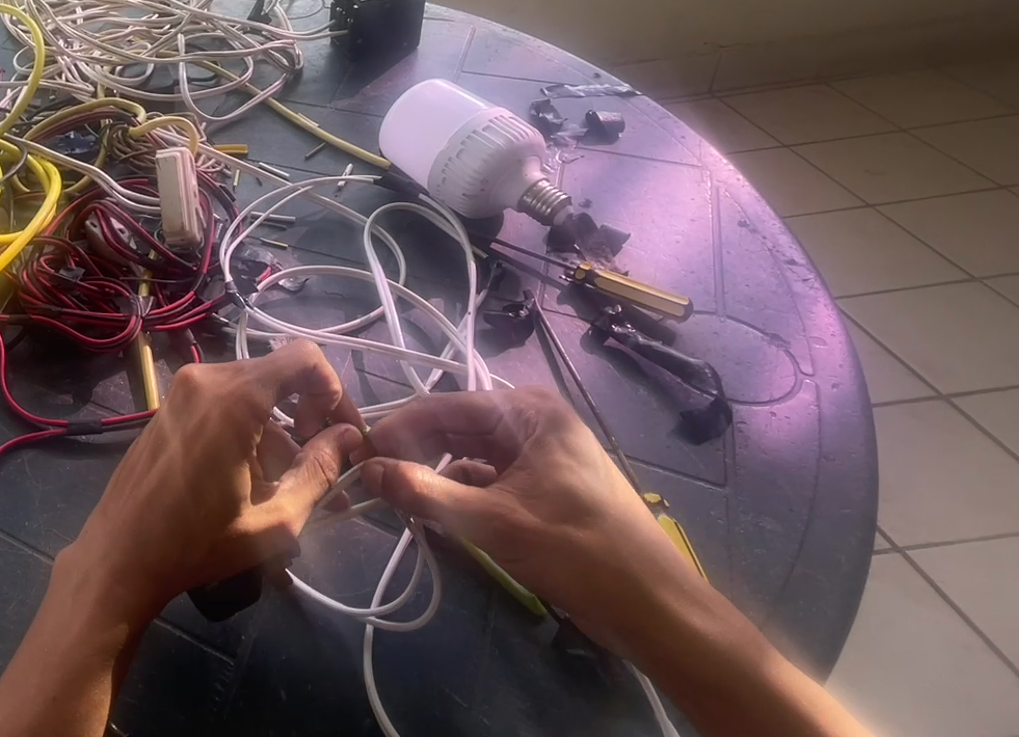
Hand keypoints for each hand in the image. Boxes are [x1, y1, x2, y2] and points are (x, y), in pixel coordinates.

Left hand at [64, 340, 364, 624]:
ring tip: (284, 493)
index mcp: (234, 397)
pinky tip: (248, 483)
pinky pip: (224, 403)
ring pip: (253, 394)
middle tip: (320, 469)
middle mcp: (207, 378)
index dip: (333, 390)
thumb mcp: (273, 522)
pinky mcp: (171, 405)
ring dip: (277, 435)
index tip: (338, 435)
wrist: (119, 553)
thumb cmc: (195, 544)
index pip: (304, 357)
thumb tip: (349, 437)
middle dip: (308, 419)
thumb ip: (319, 472)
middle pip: (279, 377)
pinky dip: (247, 432)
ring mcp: (183, 389)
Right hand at [357, 386, 702, 655]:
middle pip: (453, 427)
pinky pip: (486, 474)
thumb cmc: (579, 552)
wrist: (659, 611)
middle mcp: (531, 419)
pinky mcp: (543, 482)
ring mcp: (539, 450)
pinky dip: (458, 490)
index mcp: (526, 410)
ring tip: (399, 495)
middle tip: (373, 477)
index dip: (396, 430)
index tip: (359, 454)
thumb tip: (367, 470)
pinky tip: (435, 510)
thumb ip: (423, 492)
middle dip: (414, 451)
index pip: (441, 407)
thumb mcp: (492, 523)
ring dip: (434, 472)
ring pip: (467, 452)